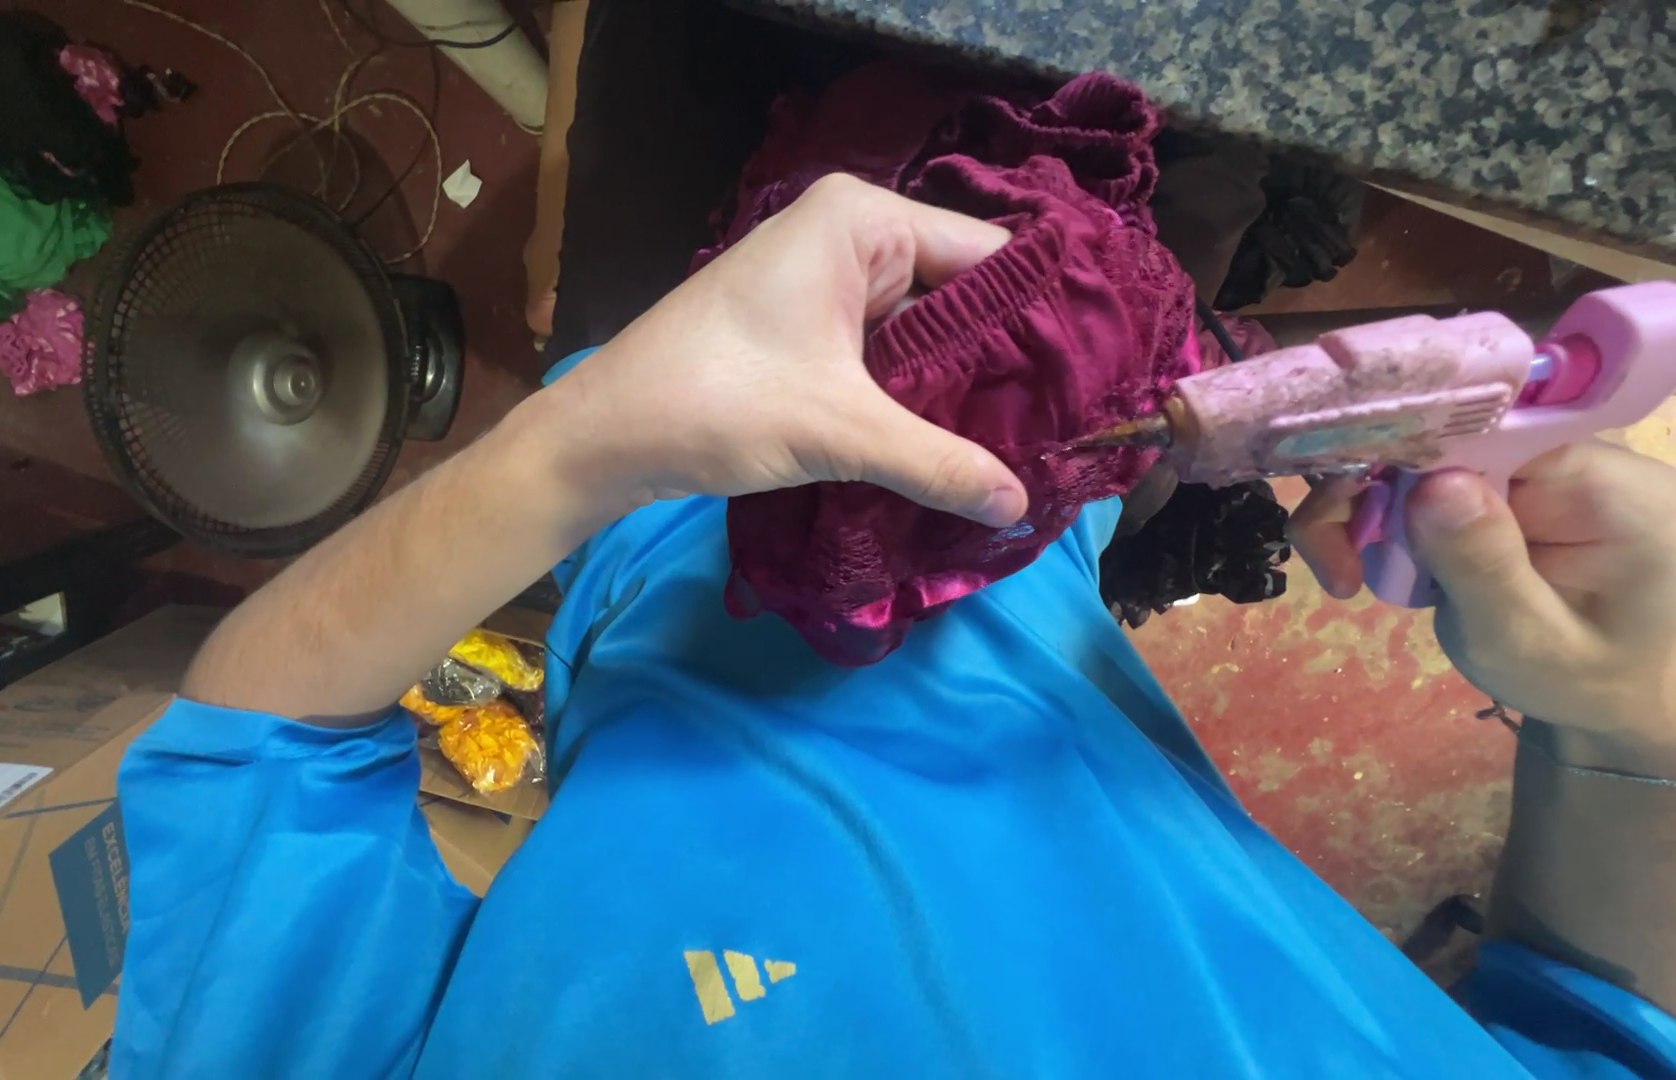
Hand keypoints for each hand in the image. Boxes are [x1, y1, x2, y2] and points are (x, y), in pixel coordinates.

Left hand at [534, 173, 1028, 529]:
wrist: (609, 435)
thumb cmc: (718, 402)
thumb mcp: (838, 429)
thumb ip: (935, 462)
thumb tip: (1017, 505)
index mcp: (864, 220)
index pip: (991, 260)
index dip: (1039, 327)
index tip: (1086, 391)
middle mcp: (848, 237)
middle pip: (956, 299)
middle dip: (997, 368)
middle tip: (1058, 433)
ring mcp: (821, 286)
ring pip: (917, 336)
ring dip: (952, 392)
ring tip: (1018, 449)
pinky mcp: (802, 331)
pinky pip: (878, 358)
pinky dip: (907, 399)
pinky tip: (947, 446)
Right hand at [1289, 441, 1675, 746]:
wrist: (1626, 700)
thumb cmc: (1587, 682)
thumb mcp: (1524, 638)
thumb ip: (1482, 562)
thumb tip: (1433, 482)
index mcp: (1603, 488)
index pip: (1480, 432)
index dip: (1396, 454)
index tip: (1341, 509)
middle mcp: (1573, 463)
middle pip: (1431, 444)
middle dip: (1360, 499)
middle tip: (1335, 571)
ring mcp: (1536, 475)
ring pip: (1410, 465)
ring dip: (1358, 517)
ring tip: (1347, 576)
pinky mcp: (1505, 493)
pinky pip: (1418, 486)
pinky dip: (1376, 524)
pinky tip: (1370, 563)